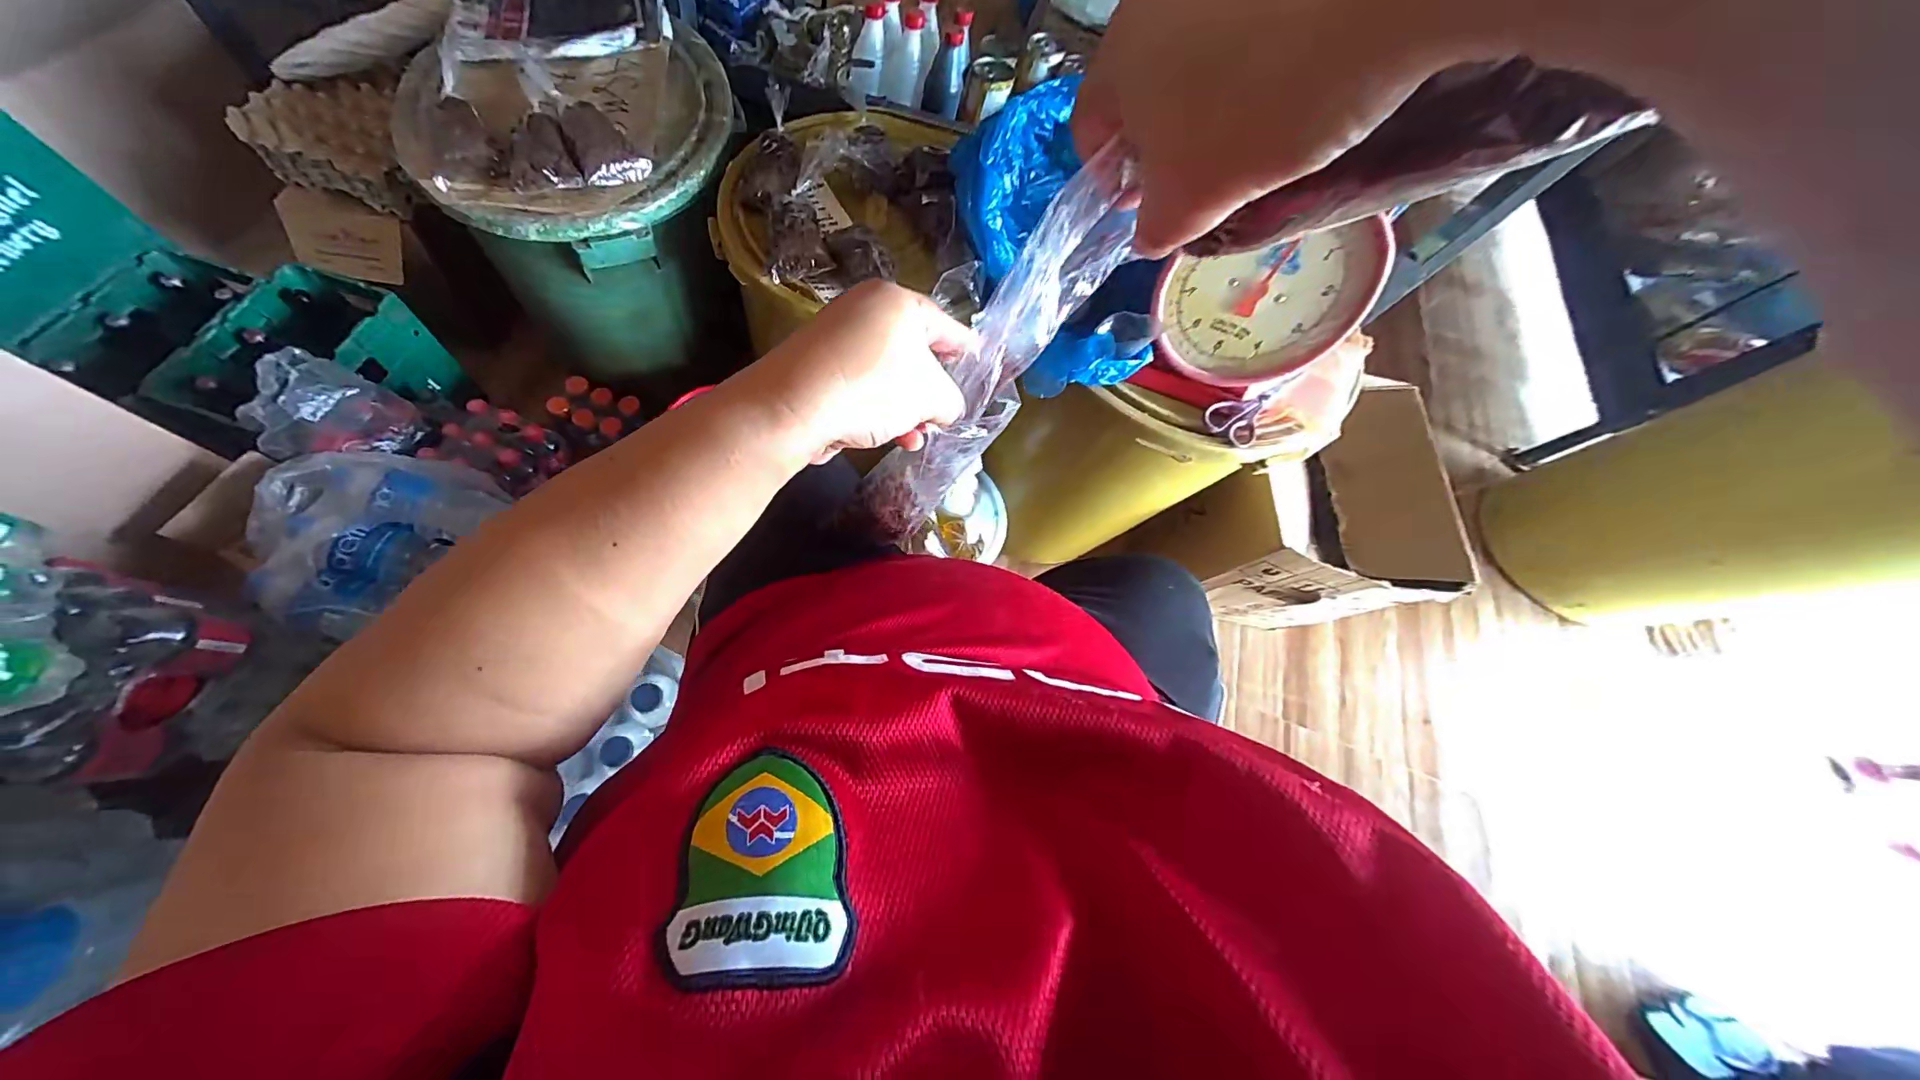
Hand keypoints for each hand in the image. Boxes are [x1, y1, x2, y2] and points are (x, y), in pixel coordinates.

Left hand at [742, 281, 973, 465]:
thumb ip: (951, 400)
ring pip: (888, 376)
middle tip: (942, 416)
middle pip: (914, 354)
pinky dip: (878, 411)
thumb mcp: (932, 396)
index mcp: (895, 302)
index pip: (945, 325)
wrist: (793, 409)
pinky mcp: (817, 369)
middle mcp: (863, 311)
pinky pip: (862, 387)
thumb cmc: (872, 390)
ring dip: (907, 410)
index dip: (967, 348)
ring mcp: (836, 340)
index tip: (980, 362)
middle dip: (931, 392)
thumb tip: (945, 407)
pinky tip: (890, 438)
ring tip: (915, 437)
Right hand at [1073, 0, 1483, 255]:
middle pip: (1138, 95)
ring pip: (1189, 62)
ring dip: (1206, 107)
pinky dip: (1249, 64)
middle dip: (1161, 145)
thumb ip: (1158, 226)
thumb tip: (1146, 237)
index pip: (1089, 131)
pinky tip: (1286, 82)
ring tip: (1253, 134)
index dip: (1109, 180)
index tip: (1143, 207)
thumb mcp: (1199, 195)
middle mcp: (1150, 5)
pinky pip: (1237, 29)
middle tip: (1200, 178)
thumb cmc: (1265, 107)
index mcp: (1118, 59)